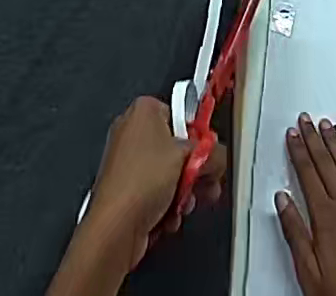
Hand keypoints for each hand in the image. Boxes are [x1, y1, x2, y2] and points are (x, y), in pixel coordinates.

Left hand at [83, 97, 225, 265]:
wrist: (115, 226)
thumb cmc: (143, 181)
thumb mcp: (190, 159)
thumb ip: (212, 153)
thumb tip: (219, 156)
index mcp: (144, 110)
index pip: (182, 115)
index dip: (198, 137)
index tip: (209, 154)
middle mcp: (132, 129)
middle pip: (176, 147)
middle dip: (193, 171)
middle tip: (204, 183)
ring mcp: (126, 159)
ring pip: (168, 172)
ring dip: (182, 192)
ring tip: (183, 203)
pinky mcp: (125, 187)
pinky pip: (155, 190)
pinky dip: (165, 203)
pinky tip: (168, 215)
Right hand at [276, 115, 335, 295]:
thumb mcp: (309, 272)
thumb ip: (295, 232)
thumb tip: (282, 200)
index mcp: (326, 218)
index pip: (307, 173)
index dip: (298, 150)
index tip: (292, 133)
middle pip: (326, 164)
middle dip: (314, 139)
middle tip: (306, 119)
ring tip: (329, 127)